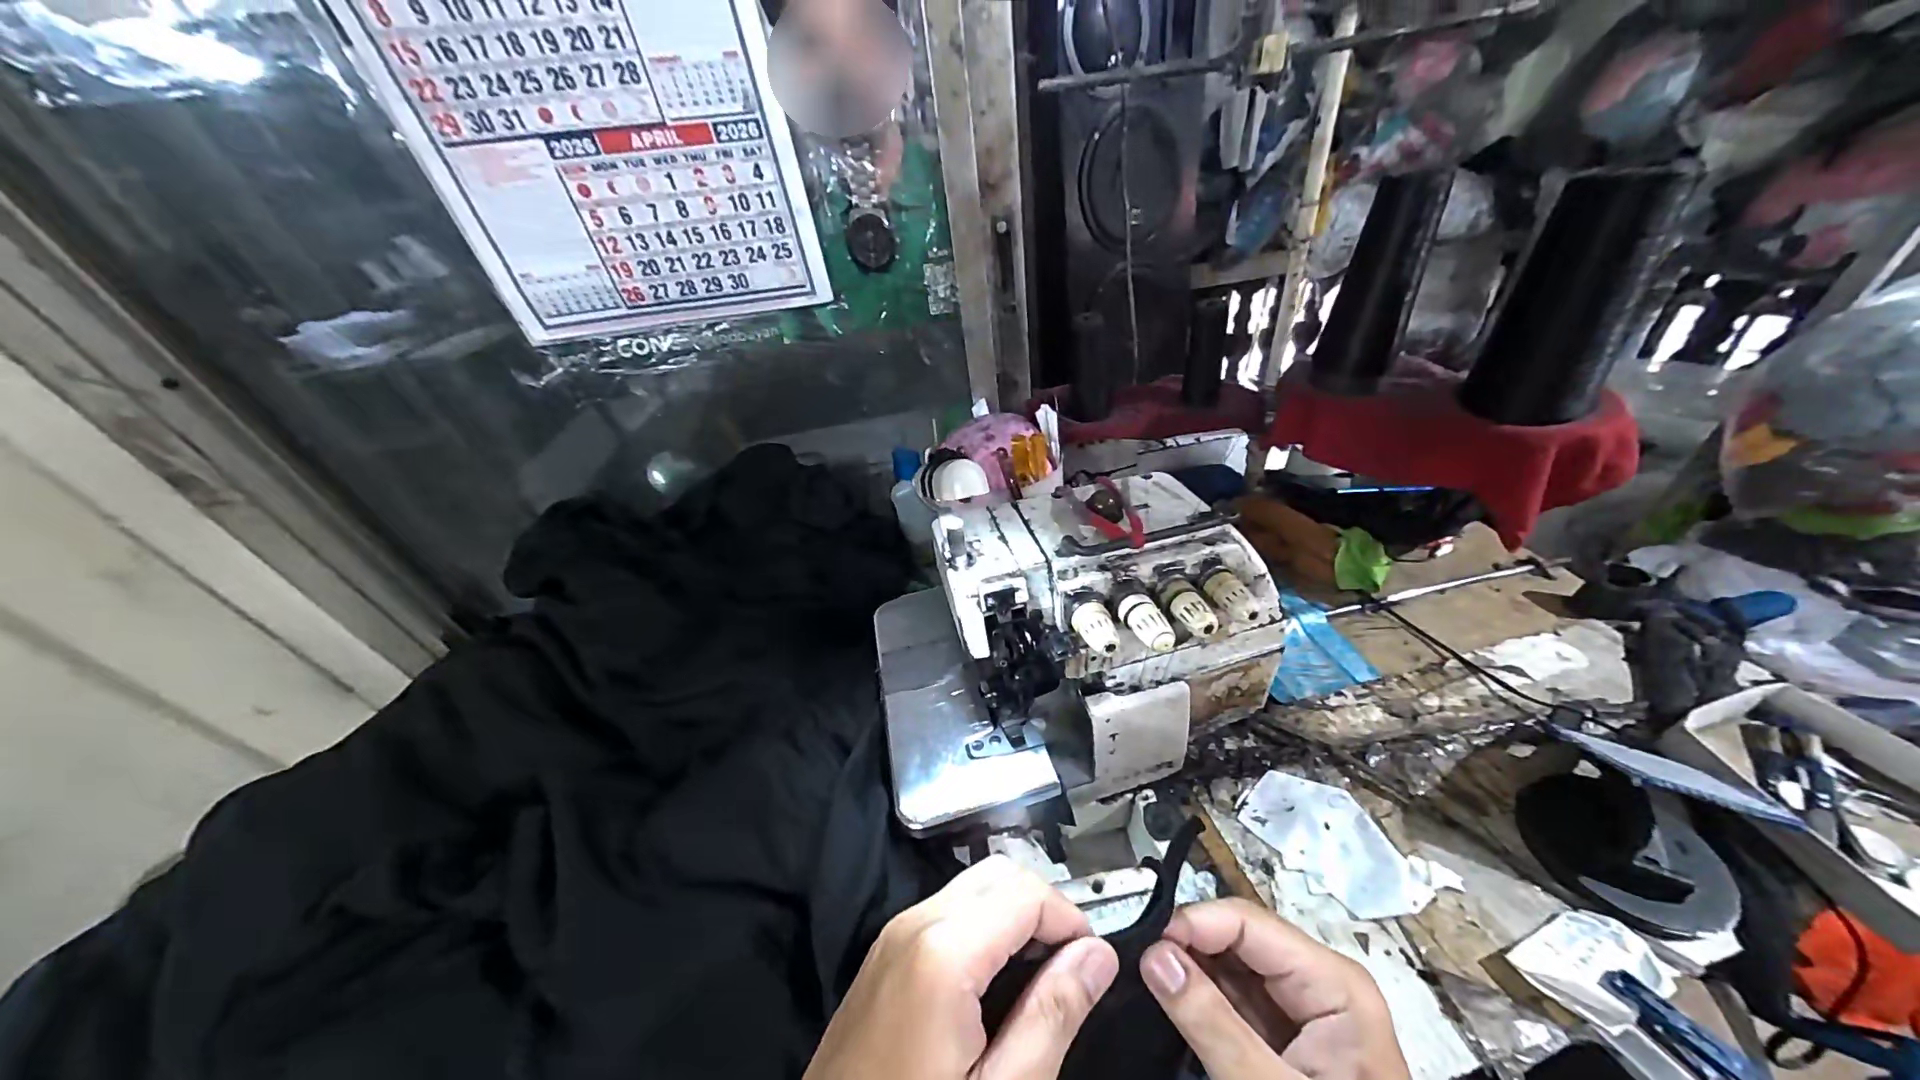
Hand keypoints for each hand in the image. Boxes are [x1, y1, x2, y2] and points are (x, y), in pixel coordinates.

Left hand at [804, 855, 1119, 1079]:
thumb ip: (1052, 1015)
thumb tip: (1097, 956)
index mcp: (943, 951)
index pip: (1026, 890)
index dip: (1071, 919)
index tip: (1092, 965)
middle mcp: (914, 924)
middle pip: (999, 874)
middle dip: (1044, 909)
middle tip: (1070, 970)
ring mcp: (893, 936)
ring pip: (974, 886)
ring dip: (1015, 915)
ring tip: (1039, 980)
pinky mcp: (885, 954)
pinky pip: (948, 911)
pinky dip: (984, 926)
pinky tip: (997, 981)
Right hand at [1140, 898, 1409, 1079]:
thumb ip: (1214, 1024)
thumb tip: (1155, 957)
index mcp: (1334, 983)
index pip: (1248, 921)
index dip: (1193, 923)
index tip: (1144, 945)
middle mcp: (1319, 982)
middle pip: (1237, 939)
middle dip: (1186, 947)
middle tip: (1135, 962)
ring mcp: (1301, 1009)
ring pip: (1229, 967)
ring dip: (1188, 971)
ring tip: (1144, 978)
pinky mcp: (1283, 1035)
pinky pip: (1232, 1000)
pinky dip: (1200, 1000)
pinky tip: (1169, 1002)